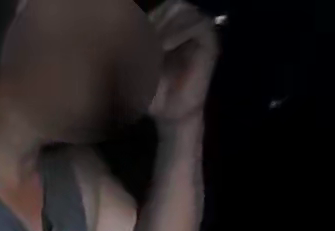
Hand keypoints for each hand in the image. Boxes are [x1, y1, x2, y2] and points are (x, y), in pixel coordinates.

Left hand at [148, 0, 219, 125]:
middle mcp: (185, 27)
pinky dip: (182, 32)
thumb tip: (125, 33)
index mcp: (169, 30)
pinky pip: (200, 26)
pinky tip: (166, 46)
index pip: (161, 9)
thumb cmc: (153, 96)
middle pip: (173, 5)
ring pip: (185, 11)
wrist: (170, 115)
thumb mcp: (139, 73)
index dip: (149, 18)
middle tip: (147, 39)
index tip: (136, 37)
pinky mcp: (209, 43)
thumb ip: (136, 52)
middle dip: (159, 20)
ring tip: (155, 44)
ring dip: (168, 25)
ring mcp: (199, 33)